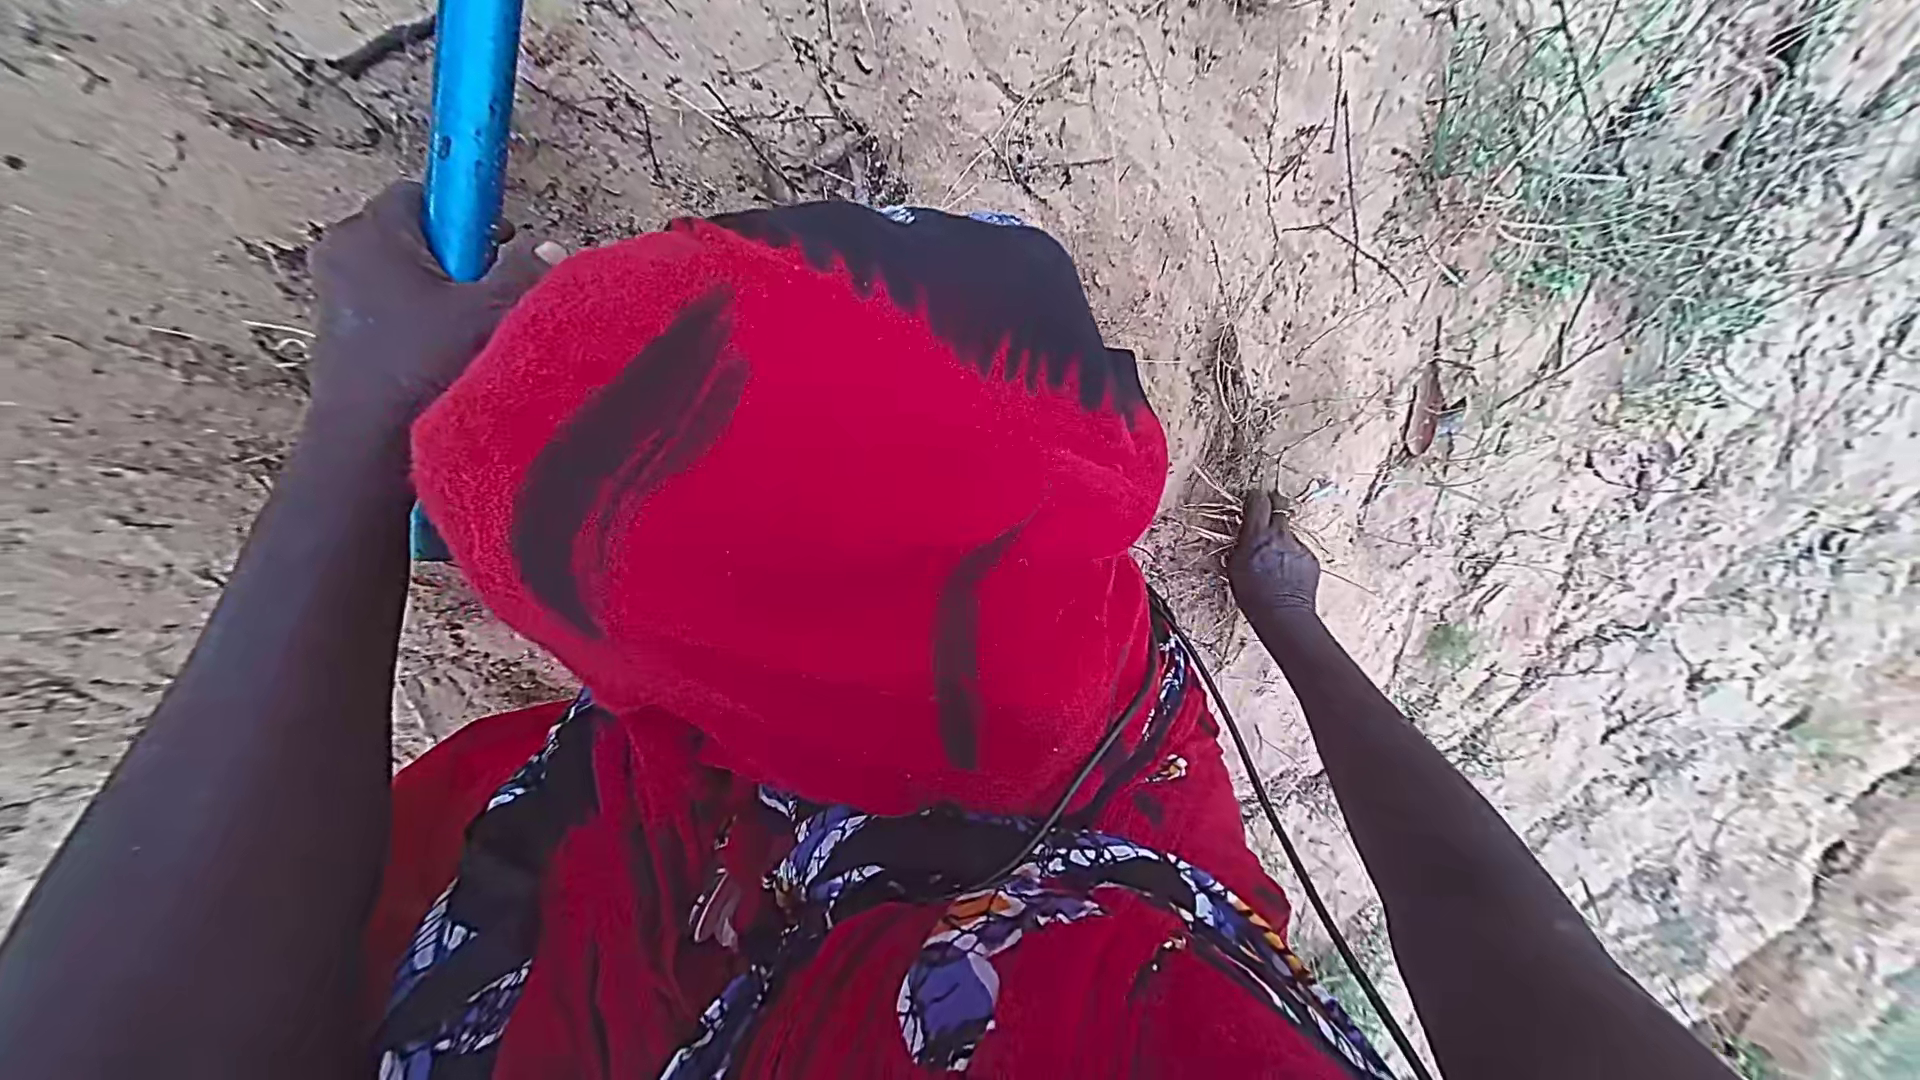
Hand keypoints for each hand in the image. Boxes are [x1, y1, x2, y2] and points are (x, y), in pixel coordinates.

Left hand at [307, 181, 563, 425]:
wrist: (375, 438)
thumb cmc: (427, 365)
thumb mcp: (490, 313)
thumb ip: (523, 272)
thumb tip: (549, 247)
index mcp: (372, 235)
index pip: (426, 195)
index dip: (472, 215)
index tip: (506, 246)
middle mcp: (345, 255)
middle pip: (424, 240)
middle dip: (469, 262)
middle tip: (502, 296)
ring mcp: (343, 295)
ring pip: (416, 278)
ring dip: (455, 297)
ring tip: (485, 332)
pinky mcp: (351, 333)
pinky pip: (403, 309)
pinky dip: (435, 322)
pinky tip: (460, 353)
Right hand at [1227, 490, 1320, 617]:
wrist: (1281, 613)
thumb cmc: (1253, 594)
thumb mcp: (1234, 567)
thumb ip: (1241, 545)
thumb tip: (1243, 538)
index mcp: (1257, 535)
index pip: (1258, 502)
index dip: (1255, 498)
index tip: (1253, 499)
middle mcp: (1280, 536)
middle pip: (1279, 508)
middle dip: (1272, 508)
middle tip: (1266, 512)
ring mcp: (1298, 547)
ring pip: (1288, 533)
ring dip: (1280, 539)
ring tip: (1272, 556)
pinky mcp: (1310, 559)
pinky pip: (1298, 550)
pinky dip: (1291, 556)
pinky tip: (1284, 571)